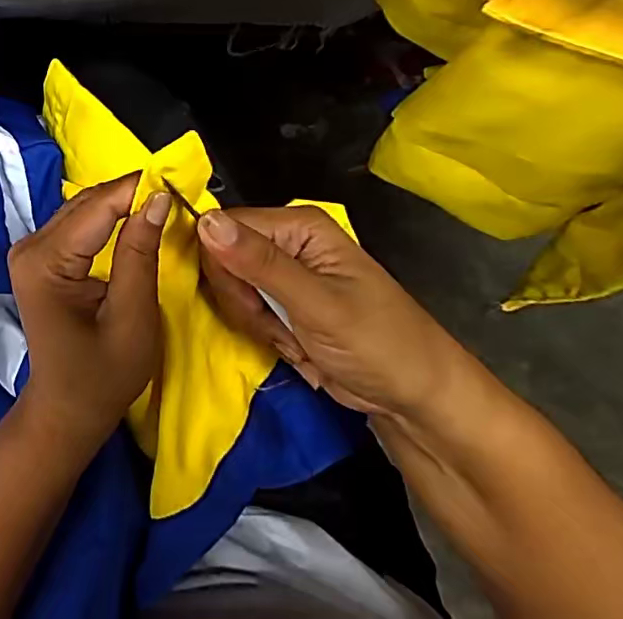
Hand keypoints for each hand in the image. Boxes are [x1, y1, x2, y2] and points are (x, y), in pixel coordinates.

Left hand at [7, 173, 167, 448]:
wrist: (66, 408)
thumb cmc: (102, 376)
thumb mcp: (132, 318)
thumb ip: (140, 255)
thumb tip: (156, 198)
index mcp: (45, 262)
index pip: (97, 208)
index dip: (137, 189)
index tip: (179, 181)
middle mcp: (29, 247)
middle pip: (87, 204)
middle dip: (131, 194)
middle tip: (177, 192)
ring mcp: (29, 249)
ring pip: (82, 209)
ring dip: (121, 204)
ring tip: (162, 203)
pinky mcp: (38, 255)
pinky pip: (78, 224)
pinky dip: (108, 218)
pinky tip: (135, 219)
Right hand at [196, 206, 474, 422]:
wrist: (417, 401)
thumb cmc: (380, 345)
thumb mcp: (319, 304)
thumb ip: (260, 263)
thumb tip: (205, 221)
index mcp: (298, 226)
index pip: (224, 227)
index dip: (223, 264)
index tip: (250, 301)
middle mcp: (285, 240)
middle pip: (222, 257)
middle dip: (241, 299)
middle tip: (278, 326)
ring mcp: (282, 273)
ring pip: (228, 286)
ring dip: (252, 320)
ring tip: (293, 338)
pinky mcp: (279, 302)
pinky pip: (243, 308)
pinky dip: (260, 331)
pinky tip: (293, 345)